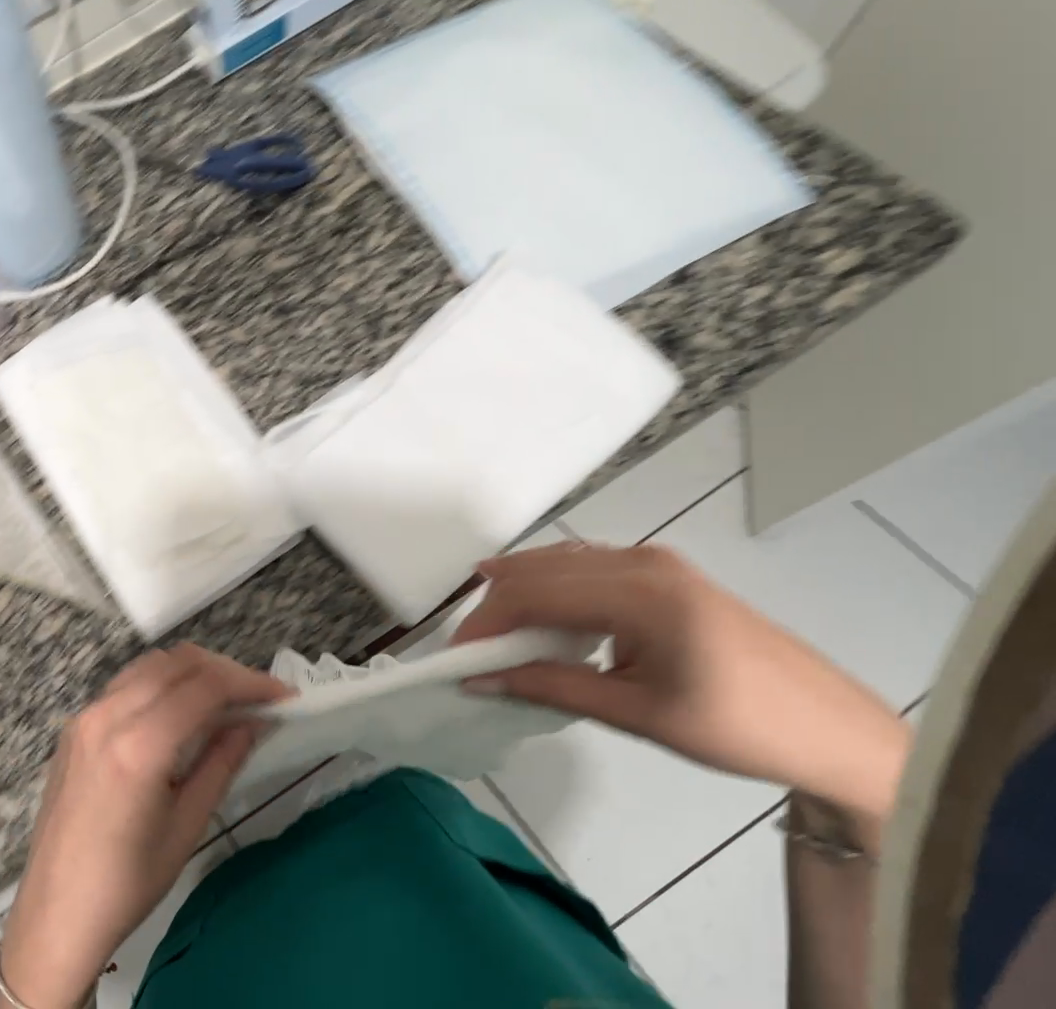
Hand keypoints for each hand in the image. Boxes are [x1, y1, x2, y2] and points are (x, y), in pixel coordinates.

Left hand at [0, 643, 287, 1008]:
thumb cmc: (128, 882)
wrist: (57, 911)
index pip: (204, 687)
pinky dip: (159, 684)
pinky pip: (124, 685)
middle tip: (258, 697)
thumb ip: (221, 762)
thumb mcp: (186, 825)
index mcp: (138, 745)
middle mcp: (107, 716)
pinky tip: (180, 711)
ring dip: (191, 672)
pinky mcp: (74, 727)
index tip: (283, 696)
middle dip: (223, 671)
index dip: (249, 683)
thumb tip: (252, 722)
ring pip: (148, 667)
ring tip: (225, 700)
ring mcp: (85, 717)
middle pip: (176, 664)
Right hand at [455, 543, 909, 839]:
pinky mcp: (667, 573)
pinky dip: (553, 585)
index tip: (457, 658)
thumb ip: (553, 687)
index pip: (537, 594)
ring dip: (522, 589)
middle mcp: (646, 563)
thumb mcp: (638, 714)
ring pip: (564, 561)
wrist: (837, 733)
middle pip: (544, 570)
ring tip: (491, 628)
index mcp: (644, 595)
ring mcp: (659, 563)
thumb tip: (482, 680)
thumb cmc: (741, 729)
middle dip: (497, 605)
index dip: (488, 623)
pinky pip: (589, 565)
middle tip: (469, 648)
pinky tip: (538, 609)